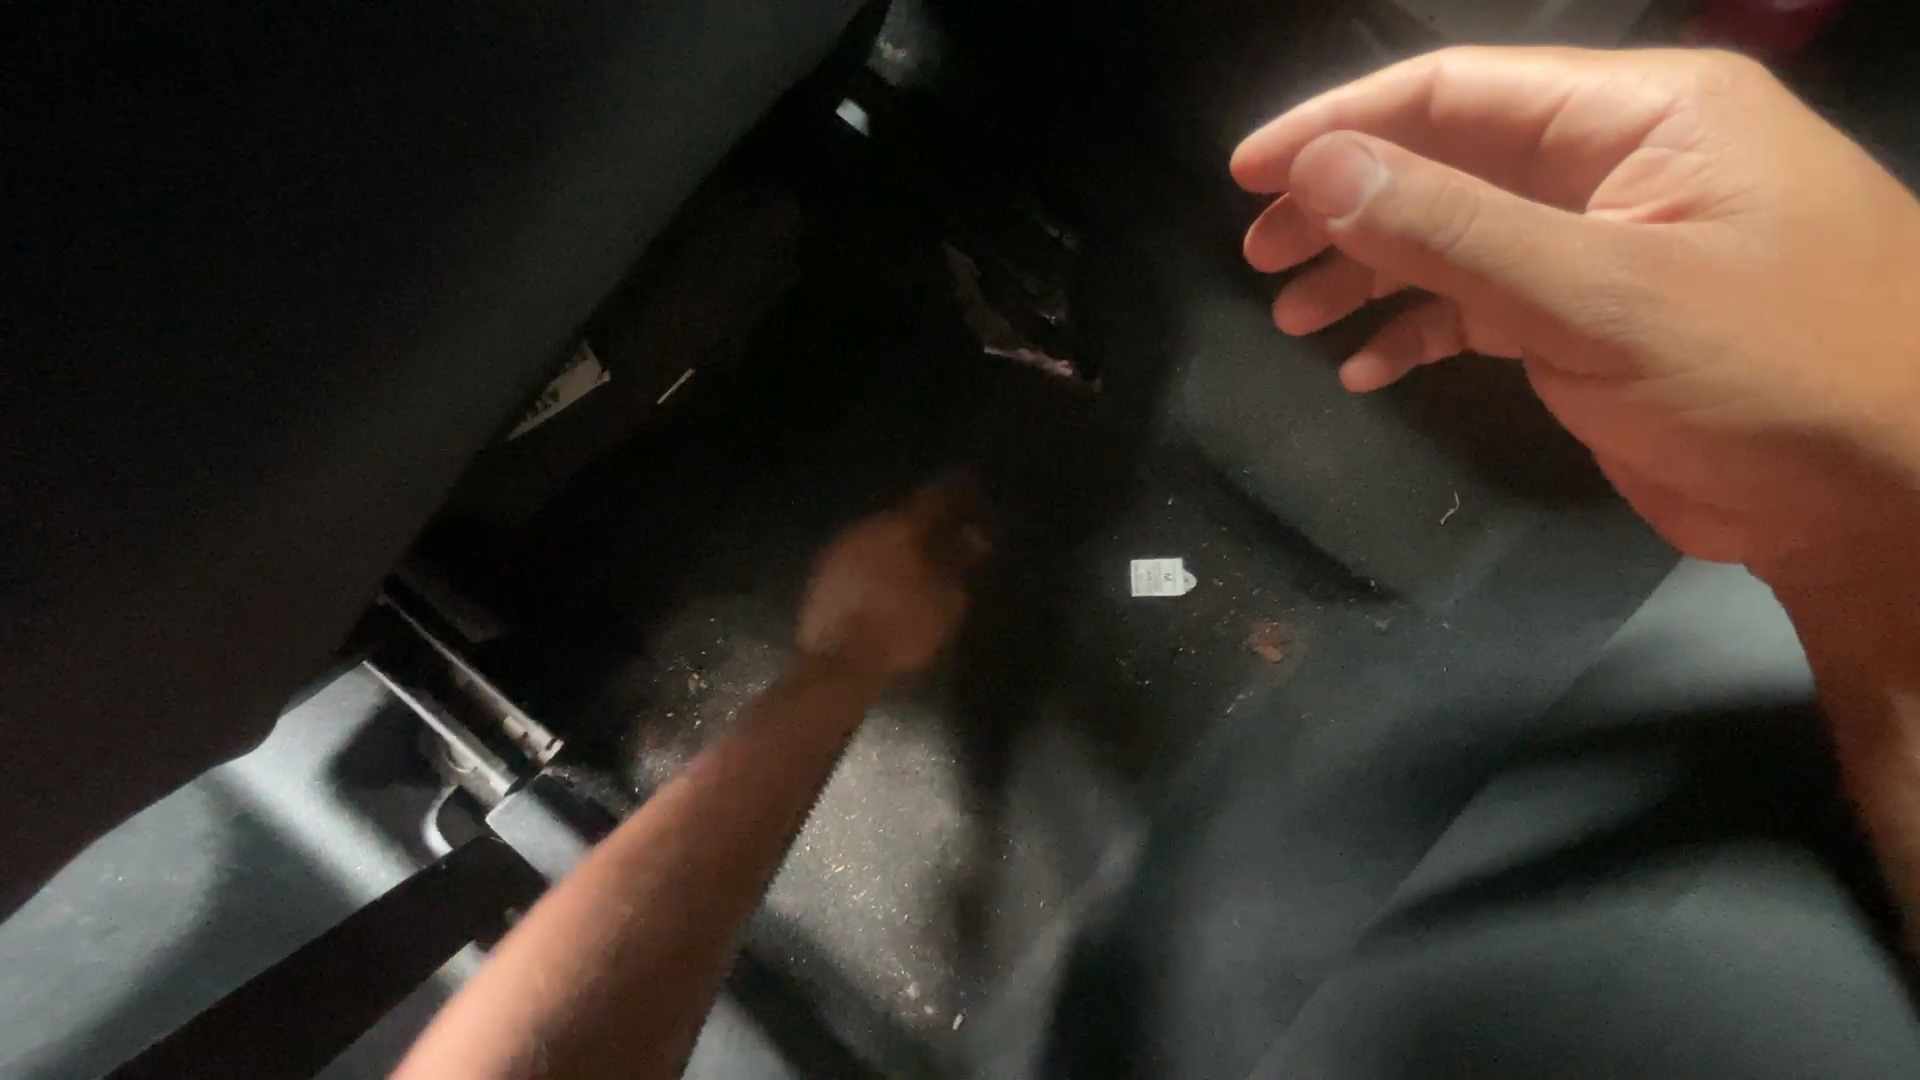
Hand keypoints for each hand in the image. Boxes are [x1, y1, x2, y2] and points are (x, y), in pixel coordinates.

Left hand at [797, 475, 990, 679]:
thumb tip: (972, 536)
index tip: (971, 488)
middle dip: (926, 522)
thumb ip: (958, 562)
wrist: (840, 661)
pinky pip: (859, 557)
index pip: (936, 497)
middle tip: (947, 531)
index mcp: (902, 528)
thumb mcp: (945, 600)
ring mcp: (840, 548)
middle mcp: (868, 527)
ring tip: (917, 559)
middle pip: (904, 516)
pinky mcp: (823, 573)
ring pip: (878, 536)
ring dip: (898, 543)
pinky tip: (885, 580)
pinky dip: (876, 563)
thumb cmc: (902, 628)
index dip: (958, 492)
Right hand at [1232, 46, 1919, 581]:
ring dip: (1362, 278)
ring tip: (1292, 319)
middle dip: (1339, 209)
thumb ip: (1449, 228)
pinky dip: (1410, 334)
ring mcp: (1586, 248)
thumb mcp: (1591, 293)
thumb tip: (1322, 172)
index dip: (1338, 125)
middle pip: (1436, 167)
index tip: (1247, 171)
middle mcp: (1604, 169)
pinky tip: (1365, 370)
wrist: (1870, 494)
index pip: (1451, 94)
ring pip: (1442, 242)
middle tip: (1258, 257)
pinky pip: (1468, 308)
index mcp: (1630, 119)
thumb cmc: (1762, 370)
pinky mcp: (1573, 321)